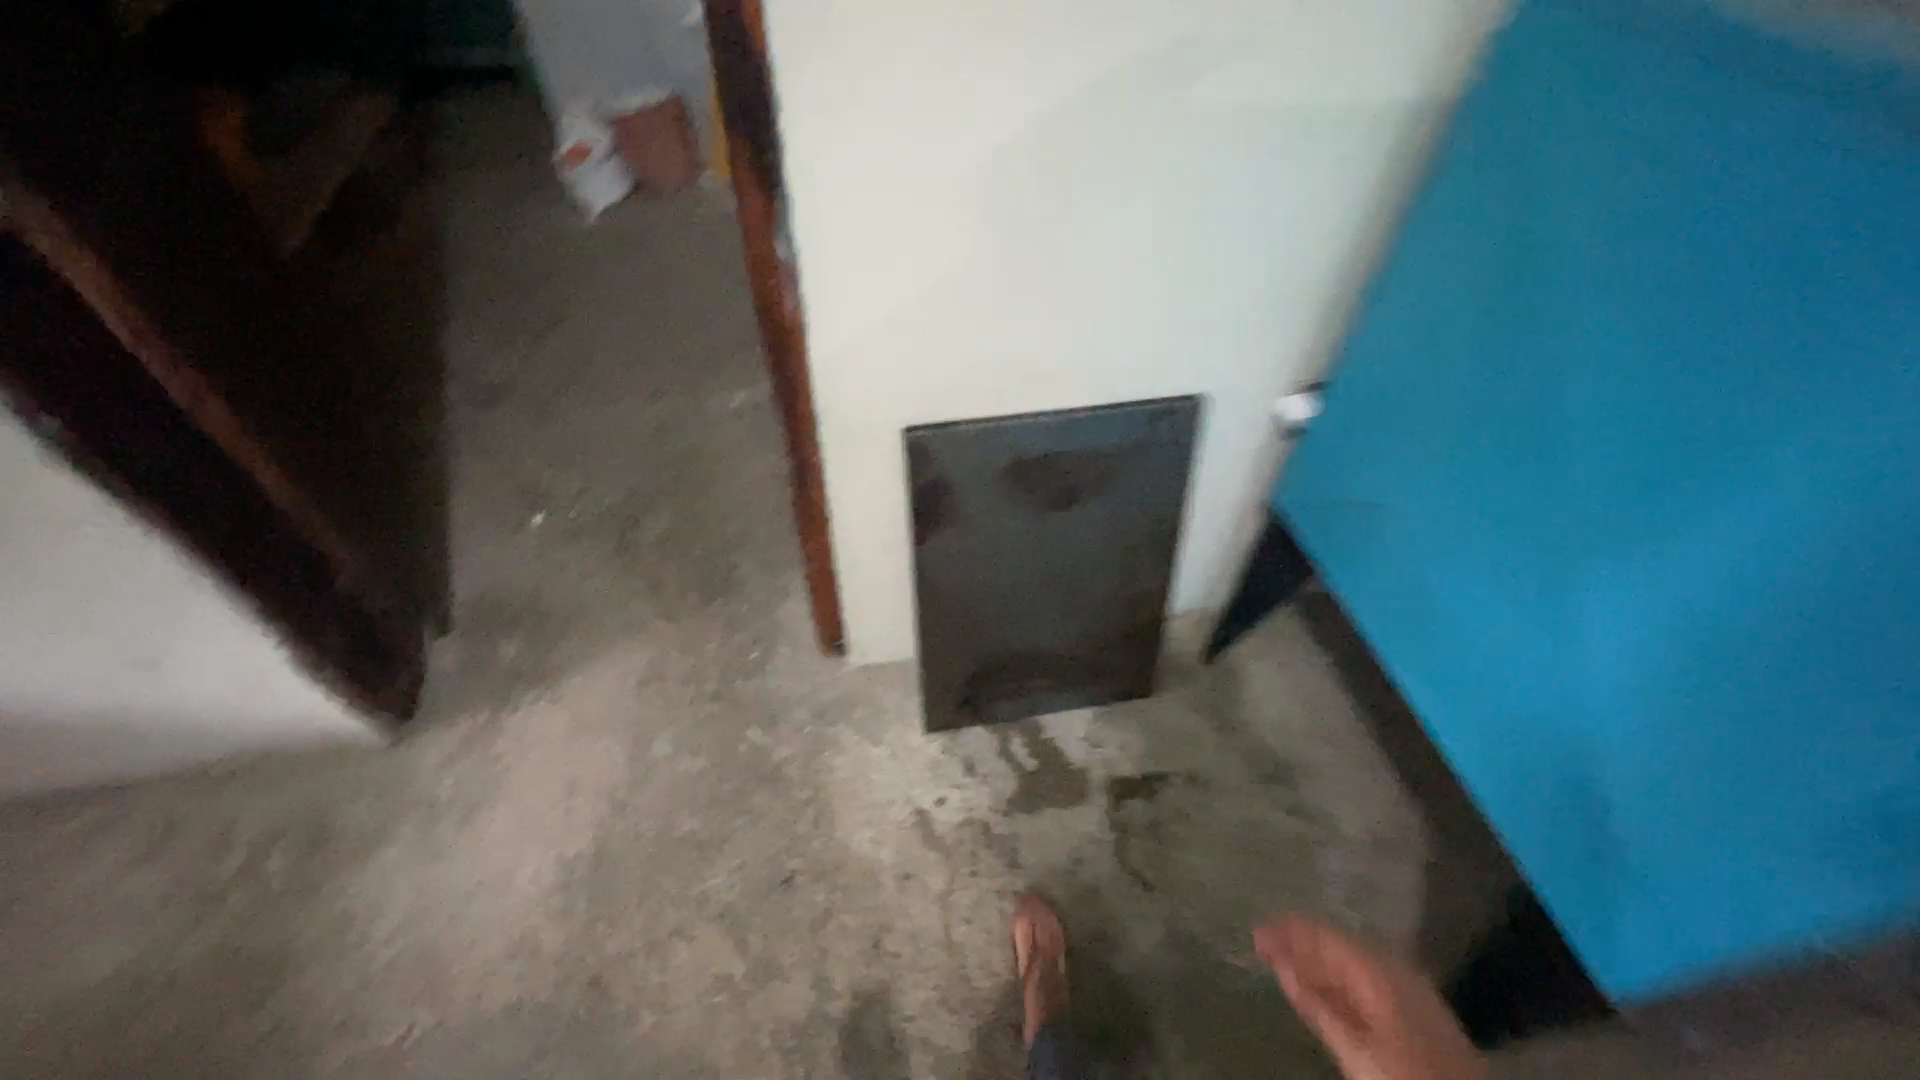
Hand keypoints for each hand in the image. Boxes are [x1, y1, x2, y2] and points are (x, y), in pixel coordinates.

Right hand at [1254, 915, 1486, 1079]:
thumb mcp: (1355, 1050)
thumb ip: (1317, 1006)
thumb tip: (1281, 964)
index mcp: (1380, 972)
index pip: (1325, 936)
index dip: (1289, 930)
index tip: (1256, 931)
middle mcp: (1395, 970)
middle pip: (1339, 945)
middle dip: (1300, 943)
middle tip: (1262, 944)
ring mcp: (1408, 991)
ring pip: (1351, 964)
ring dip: (1316, 962)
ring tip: (1283, 963)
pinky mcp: (1414, 1014)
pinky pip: (1365, 983)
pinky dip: (1337, 982)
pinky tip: (1321, 990)